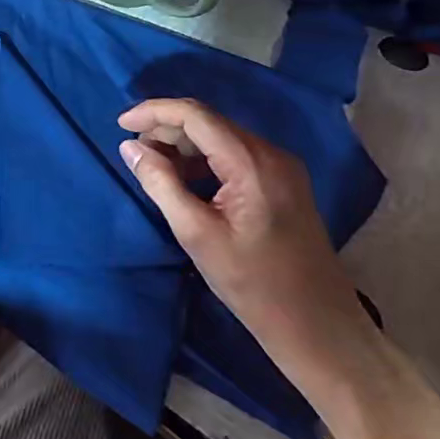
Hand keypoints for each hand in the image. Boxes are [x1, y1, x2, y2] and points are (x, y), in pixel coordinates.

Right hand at [119, 98, 372, 365]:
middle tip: (133, 151)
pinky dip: (205, 159)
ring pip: (221, 137)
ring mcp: (280, 166)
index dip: (154, 112)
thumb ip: (161, 184)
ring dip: (184, 145)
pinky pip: (235, 155)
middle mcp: (270, 153)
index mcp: (251, 161)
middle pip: (209, 122)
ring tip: (152, 165)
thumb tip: (130, 148)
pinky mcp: (283, 182)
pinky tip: (184, 178)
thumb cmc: (254, 285)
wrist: (319, 326)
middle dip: (167, 129)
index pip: (195, 115)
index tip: (120, 124)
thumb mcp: (197, 234)